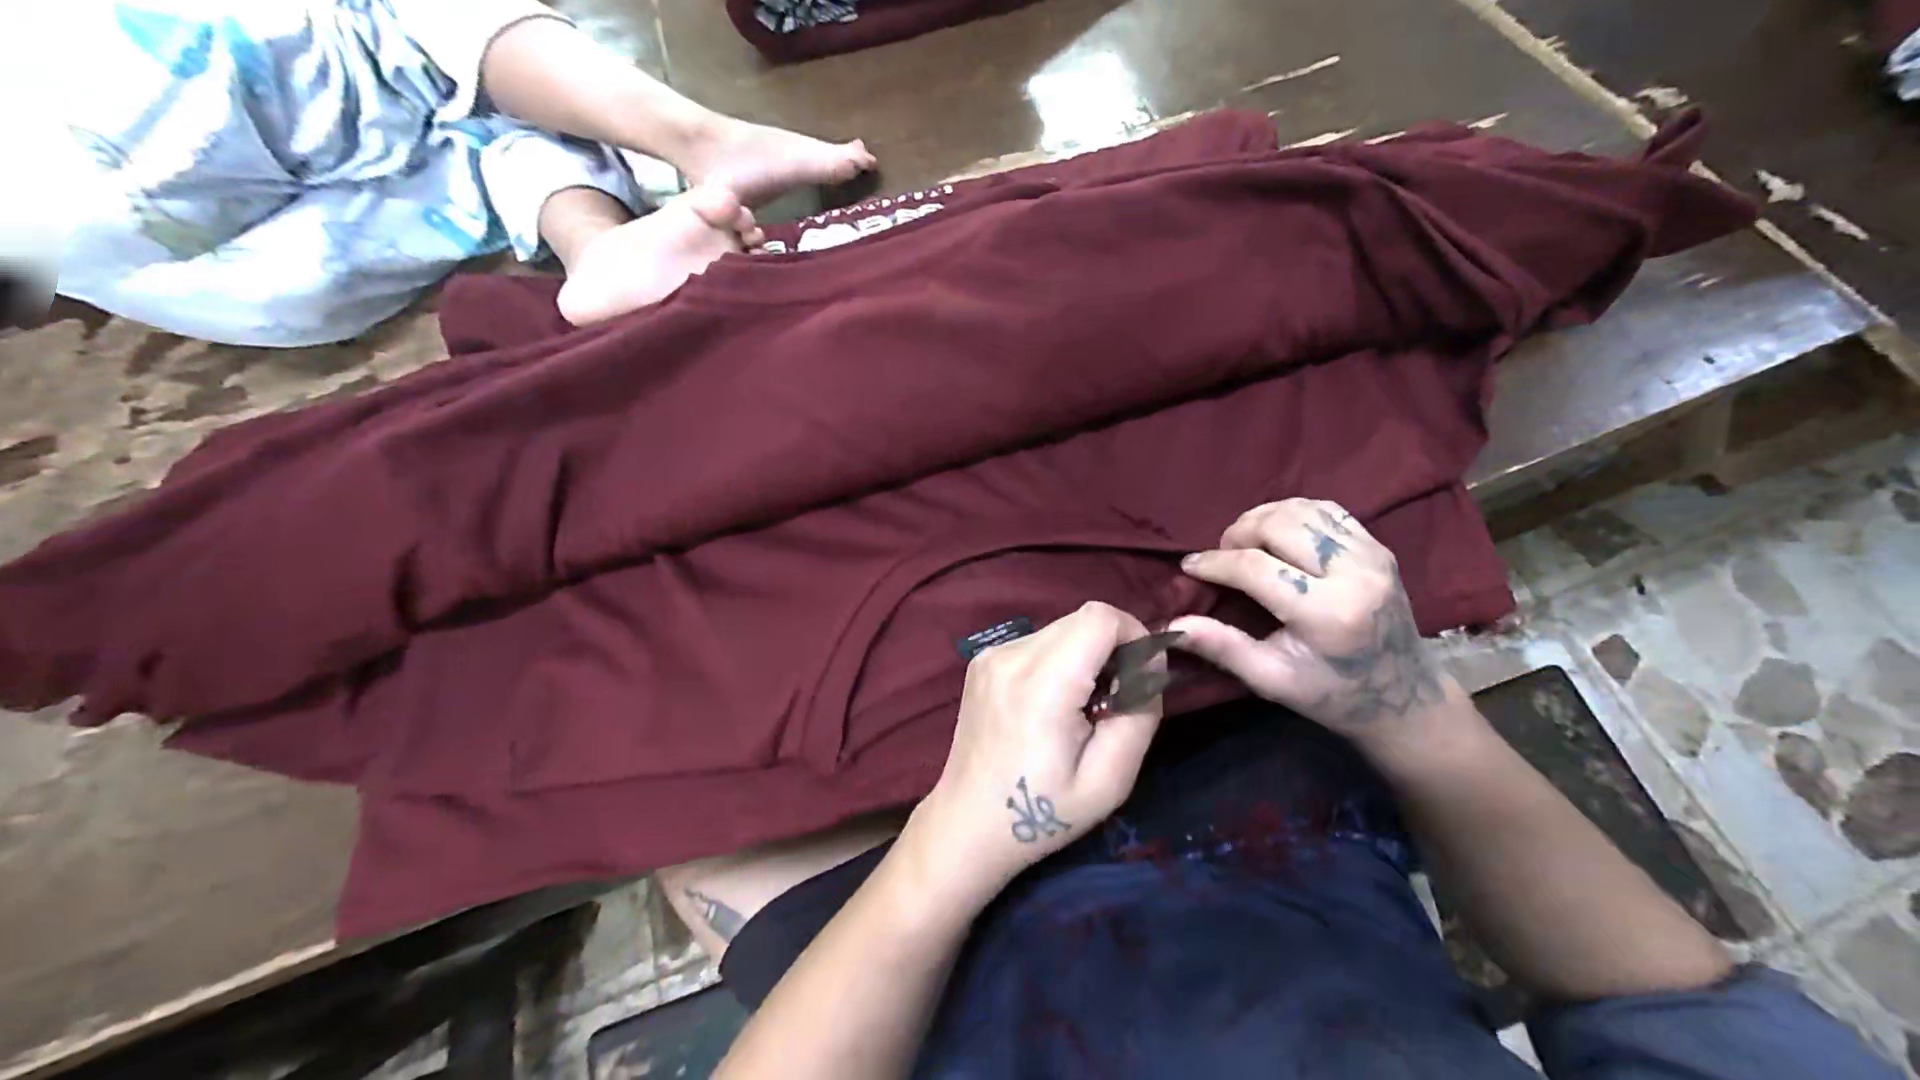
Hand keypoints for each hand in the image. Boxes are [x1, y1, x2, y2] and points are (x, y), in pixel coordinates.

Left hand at [900, 602, 1163, 907]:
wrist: (969, 822)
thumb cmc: (1044, 811)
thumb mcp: (1111, 779)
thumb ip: (1141, 712)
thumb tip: (1149, 664)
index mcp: (1041, 683)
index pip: (1101, 617)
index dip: (1135, 636)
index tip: (1142, 678)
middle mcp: (1011, 656)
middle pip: (1083, 618)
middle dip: (1114, 648)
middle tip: (1115, 699)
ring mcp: (991, 654)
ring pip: (1062, 627)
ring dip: (1086, 654)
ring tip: (1083, 706)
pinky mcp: (982, 660)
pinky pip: (1039, 641)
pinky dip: (1060, 660)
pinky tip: (1054, 703)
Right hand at [1168, 498, 1455, 745]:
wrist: (1406, 696)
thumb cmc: (1330, 694)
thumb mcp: (1270, 679)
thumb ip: (1222, 647)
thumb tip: (1172, 626)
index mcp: (1327, 614)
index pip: (1255, 567)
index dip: (1215, 562)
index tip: (1189, 565)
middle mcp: (1354, 575)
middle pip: (1279, 525)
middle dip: (1238, 533)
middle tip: (1222, 555)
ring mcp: (1372, 555)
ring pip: (1301, 509)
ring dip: (1263, 518)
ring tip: (1245, 544)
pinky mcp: (1379, 546)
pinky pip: (1326, 510)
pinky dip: (1292, 514)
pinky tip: (1277, 535)